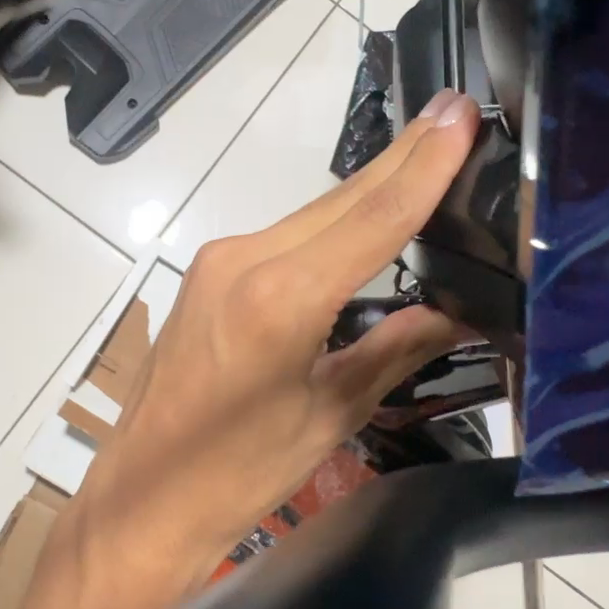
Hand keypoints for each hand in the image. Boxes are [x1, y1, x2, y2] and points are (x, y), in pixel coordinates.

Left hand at [79, 87, 482, 565]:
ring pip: (310, 215)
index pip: (371, 219)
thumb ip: (395, 348)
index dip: (424, 167)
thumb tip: (459, 310)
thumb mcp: (331, 412)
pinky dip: (329, 223)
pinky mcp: (206, 275)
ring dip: (367, 188)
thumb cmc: (241, 473)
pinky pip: (283, 237)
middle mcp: (244, 259)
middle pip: (339, 201)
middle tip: (455, 111)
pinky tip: (363, 216)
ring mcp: (218, 262)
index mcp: (281, 299)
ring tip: (426, 152)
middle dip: (402, 158)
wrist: (145, 497)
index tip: (462, 114)